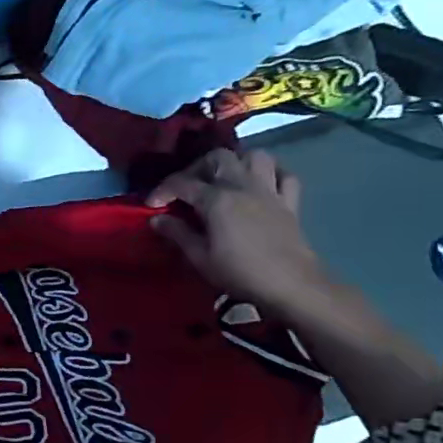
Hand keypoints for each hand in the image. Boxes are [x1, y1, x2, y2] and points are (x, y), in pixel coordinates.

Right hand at [146, 149, 330, 314]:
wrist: (291, 286)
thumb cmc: (240, 273)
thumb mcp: (200, 258)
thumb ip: (178, 234)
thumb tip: (157, 219)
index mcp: (217, 199)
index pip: (182, 183)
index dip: (162, 190)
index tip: (151, 205)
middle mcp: (242, 185)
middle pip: (218, 158)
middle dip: (197, 168)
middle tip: (188, 188)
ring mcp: (269, 191)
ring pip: (254, 157)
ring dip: (237, 162)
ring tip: (225, 179)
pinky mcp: (290, 203)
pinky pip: (285, 176)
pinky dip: (273, 175)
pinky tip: (262, 185)